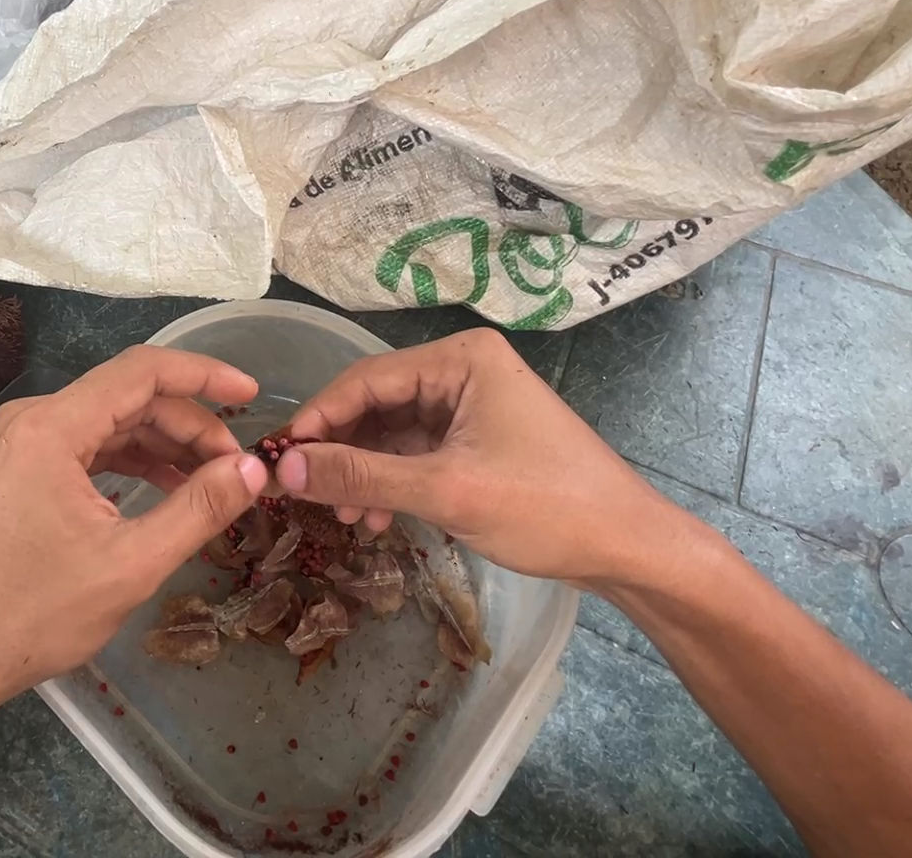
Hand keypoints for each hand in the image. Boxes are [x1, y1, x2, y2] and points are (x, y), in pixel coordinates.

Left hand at [0, 345, 269, 711]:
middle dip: (189, 425)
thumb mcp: (130, 564)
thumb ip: (198, 509)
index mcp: (53, 427)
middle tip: (236, 466)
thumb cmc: (33, 616)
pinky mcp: (20, 468)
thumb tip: (254, 469)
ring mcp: (22, 443)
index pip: (142, 371)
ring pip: (111, 422)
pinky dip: (131, 461)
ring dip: (163, 444)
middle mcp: (34, 419)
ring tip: (211, 479)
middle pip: (129, 397)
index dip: (204, 374)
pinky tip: (166, 487)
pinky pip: (88, 447)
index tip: (251, 393)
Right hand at [274, 329, 698, 587]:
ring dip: (363, 473)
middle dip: (341, 451)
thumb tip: (282, 471)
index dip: (318, 419)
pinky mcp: (475, 437)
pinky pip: (414, 451)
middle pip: (376, 404)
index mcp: (460, 359)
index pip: (366, 379)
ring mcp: (469, 404)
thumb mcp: (444, 490)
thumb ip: (359, 476)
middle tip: (306, 494)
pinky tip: (375, 517)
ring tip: (345, 519)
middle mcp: (462, 370)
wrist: (632, 551)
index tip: (279, 459)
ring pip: (391, 432)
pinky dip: (390, 482)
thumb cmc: (545, 509)